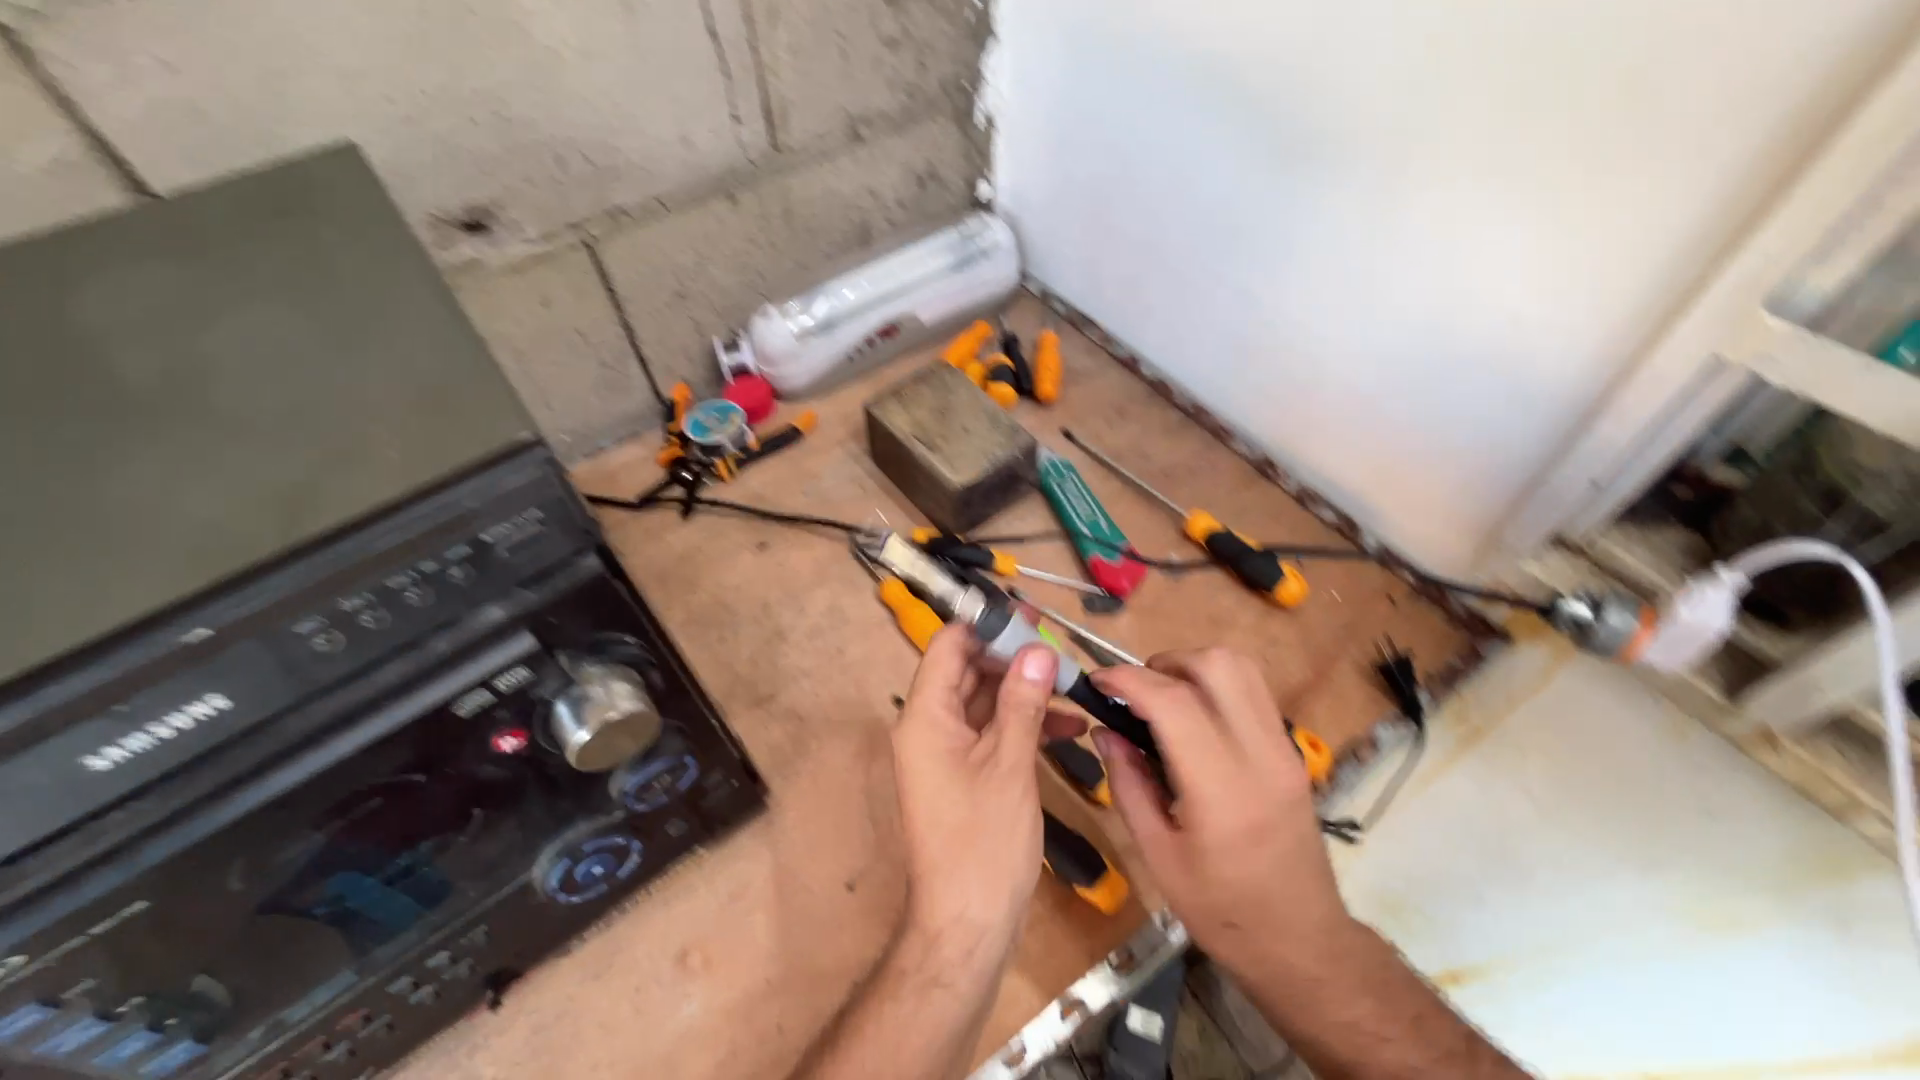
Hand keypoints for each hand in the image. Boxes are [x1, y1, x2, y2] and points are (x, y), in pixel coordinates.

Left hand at [891, 623, 1084, 953]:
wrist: (966, 923)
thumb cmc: (984, 841)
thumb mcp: (1009, 765)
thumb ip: (1022, 703)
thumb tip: (1037, 651)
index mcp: (925, 718)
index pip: (948, 647)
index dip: (986, 627)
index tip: (1030, 617)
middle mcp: (928, 729)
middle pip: (967, 673)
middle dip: (1012, 659)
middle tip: (1061, 650)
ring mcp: (945, 755)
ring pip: (983, 704)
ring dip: (1024, 693)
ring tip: (1073, 687)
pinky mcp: (963, 778)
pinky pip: (990, 735)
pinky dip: (1022, 726)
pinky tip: (1067, 727)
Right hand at [1089, 649, 1359, 973]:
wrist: (1301, 941)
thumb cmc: (1221, 910)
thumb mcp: (1157, 855)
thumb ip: (1128, 784)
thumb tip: (1104, 730)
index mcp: (1221, 790)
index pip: (1174, 703)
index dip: (1129, 680)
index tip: (1097, 680)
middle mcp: (1261, 756)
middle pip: (1217, 666)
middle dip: (1165, 663)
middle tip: (1134, 692)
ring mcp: (1285, 750)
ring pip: (1242, 668)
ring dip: (1193, 668)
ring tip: (1161, 699)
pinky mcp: (1293, 753)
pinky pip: (1254, 693)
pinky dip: (1216, 686)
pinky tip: (1192, 720)